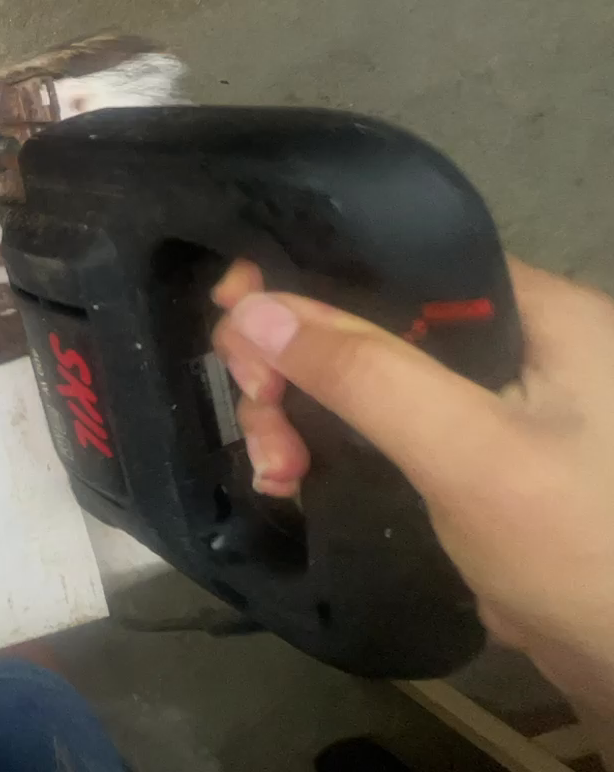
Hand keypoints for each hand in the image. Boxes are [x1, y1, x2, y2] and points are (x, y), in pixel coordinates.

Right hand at [212, 259, 613, 710]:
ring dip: (281, 412)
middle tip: (254, 401)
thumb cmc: (592, 552)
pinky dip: (301, 441)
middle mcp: (497, 344)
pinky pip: (341, 416)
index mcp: (534, 317)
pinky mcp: (436, 442)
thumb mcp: (470, 454)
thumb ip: (362, 373)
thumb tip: (249, 308)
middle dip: (281, 361)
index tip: (233, 309)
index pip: (389, 259)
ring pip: (330, 371)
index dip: (300, 273)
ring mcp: (463, 396)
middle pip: (344, 318)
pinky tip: (284, 476)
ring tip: (275, 468)